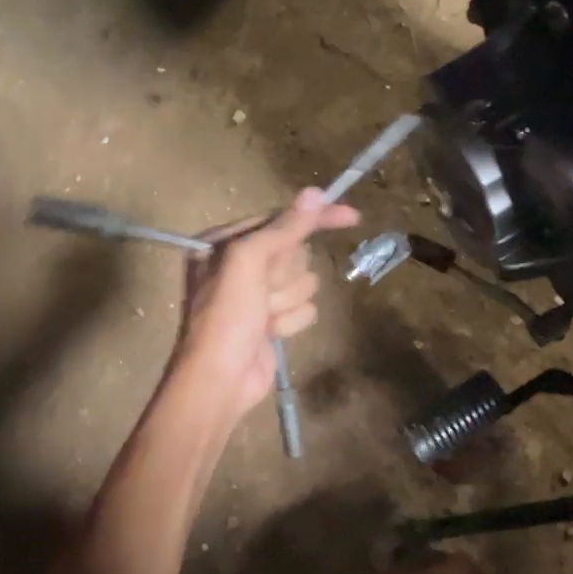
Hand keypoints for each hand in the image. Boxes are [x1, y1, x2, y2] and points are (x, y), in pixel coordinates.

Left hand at [172, 188, 359, 424]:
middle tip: (263, 293)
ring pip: (304, 282)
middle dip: (286, 275)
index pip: (280, 220)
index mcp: (225, 243)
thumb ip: (282, 228)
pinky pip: (305, 308)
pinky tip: (270, 333)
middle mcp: (241, 265)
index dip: (314, 218)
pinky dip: (291, 321)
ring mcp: (258, 295)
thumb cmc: (225, 317)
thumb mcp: (247, 262)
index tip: (352, 215)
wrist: (220, 379)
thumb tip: (315, 193)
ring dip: (288, 301)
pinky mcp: (273, 321)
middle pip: (295, 252)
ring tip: (263, 318)